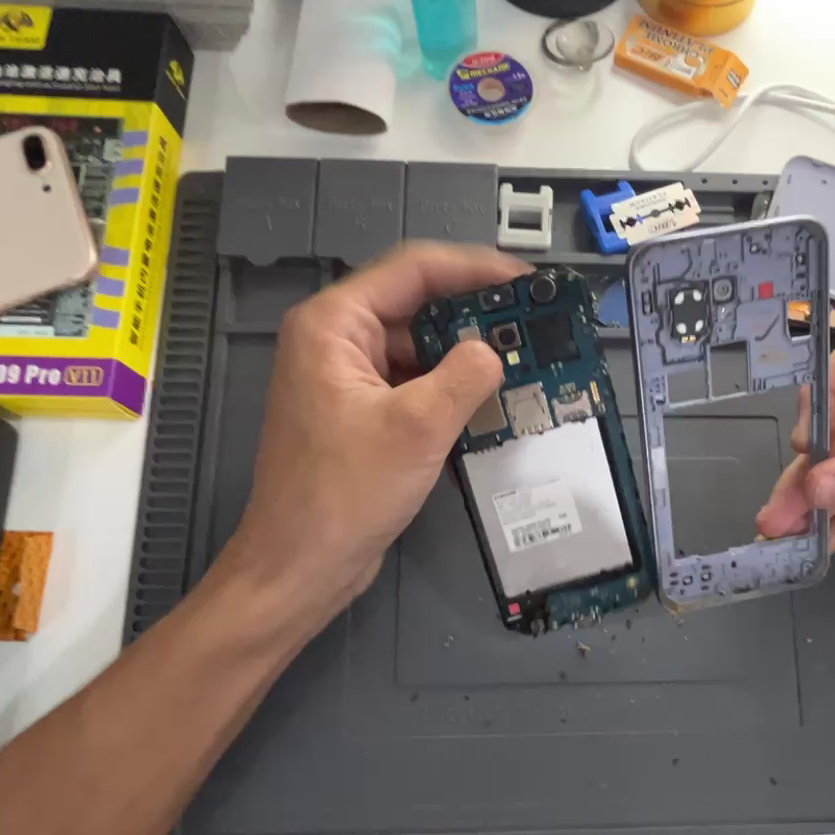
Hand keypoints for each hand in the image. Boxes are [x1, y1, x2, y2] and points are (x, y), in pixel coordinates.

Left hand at [210, 243, 530, 634]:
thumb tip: (492, 354)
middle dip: (474, 315)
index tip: (527, 280)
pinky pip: (414, 384)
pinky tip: (489, 401)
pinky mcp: (362, 414)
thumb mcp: (416, 428)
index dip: (476, 268)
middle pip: (417, 306)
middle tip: (532, 324)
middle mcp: (336, 341)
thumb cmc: (346, 493)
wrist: (302, 566)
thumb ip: (463, 377)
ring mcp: (348, 380)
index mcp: (334, 325)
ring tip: (521, 361)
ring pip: (419, 348)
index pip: (414, 270)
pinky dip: (450, 389)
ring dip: (466, 356)